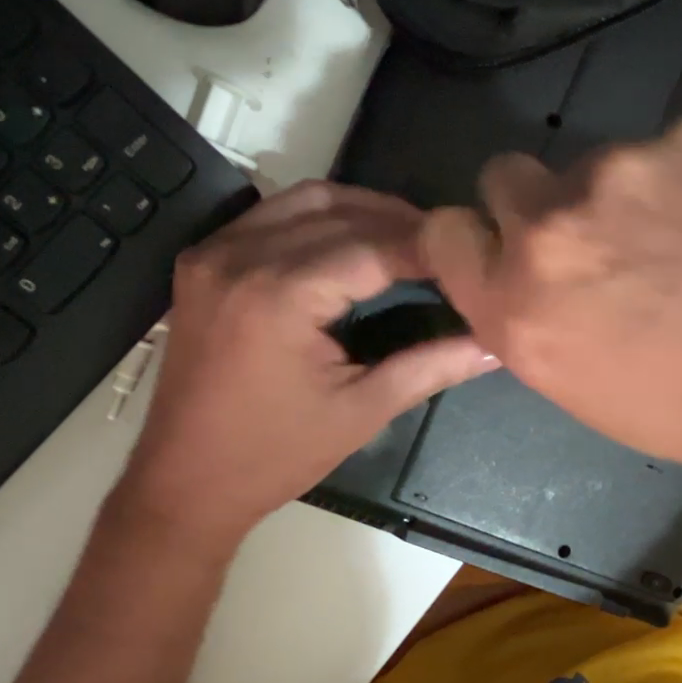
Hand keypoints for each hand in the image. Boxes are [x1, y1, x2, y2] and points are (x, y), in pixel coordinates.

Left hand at [115, 182, 499, 547]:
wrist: (186, 481)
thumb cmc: (276, 455)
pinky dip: (316, 218)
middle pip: (339, 211)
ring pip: (302, 201)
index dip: (427, 245)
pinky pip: (268, 216)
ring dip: (358, 210)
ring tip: (406, 237)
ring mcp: (214, 254)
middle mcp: (241, 257)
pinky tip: (348, 243)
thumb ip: (431, 367)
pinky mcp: (201, 263)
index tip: (469, 251)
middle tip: (446, 245)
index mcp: (281, 295)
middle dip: (398, 221)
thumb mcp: (362, 411)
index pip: (373, 246)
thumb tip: (495, 344)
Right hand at [422, 117, 681, 517]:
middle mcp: (557, 230)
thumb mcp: (604, 399)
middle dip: (544, 212)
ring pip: (598, 166)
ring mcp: (627, 170)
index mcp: (522, 311)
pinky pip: (671, 149)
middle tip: (607, 248)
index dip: (478, 244)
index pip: (448, 236)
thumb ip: (550, 331)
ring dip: (627, 198)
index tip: (506, 253)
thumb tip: (549, 294)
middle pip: (510, 181)